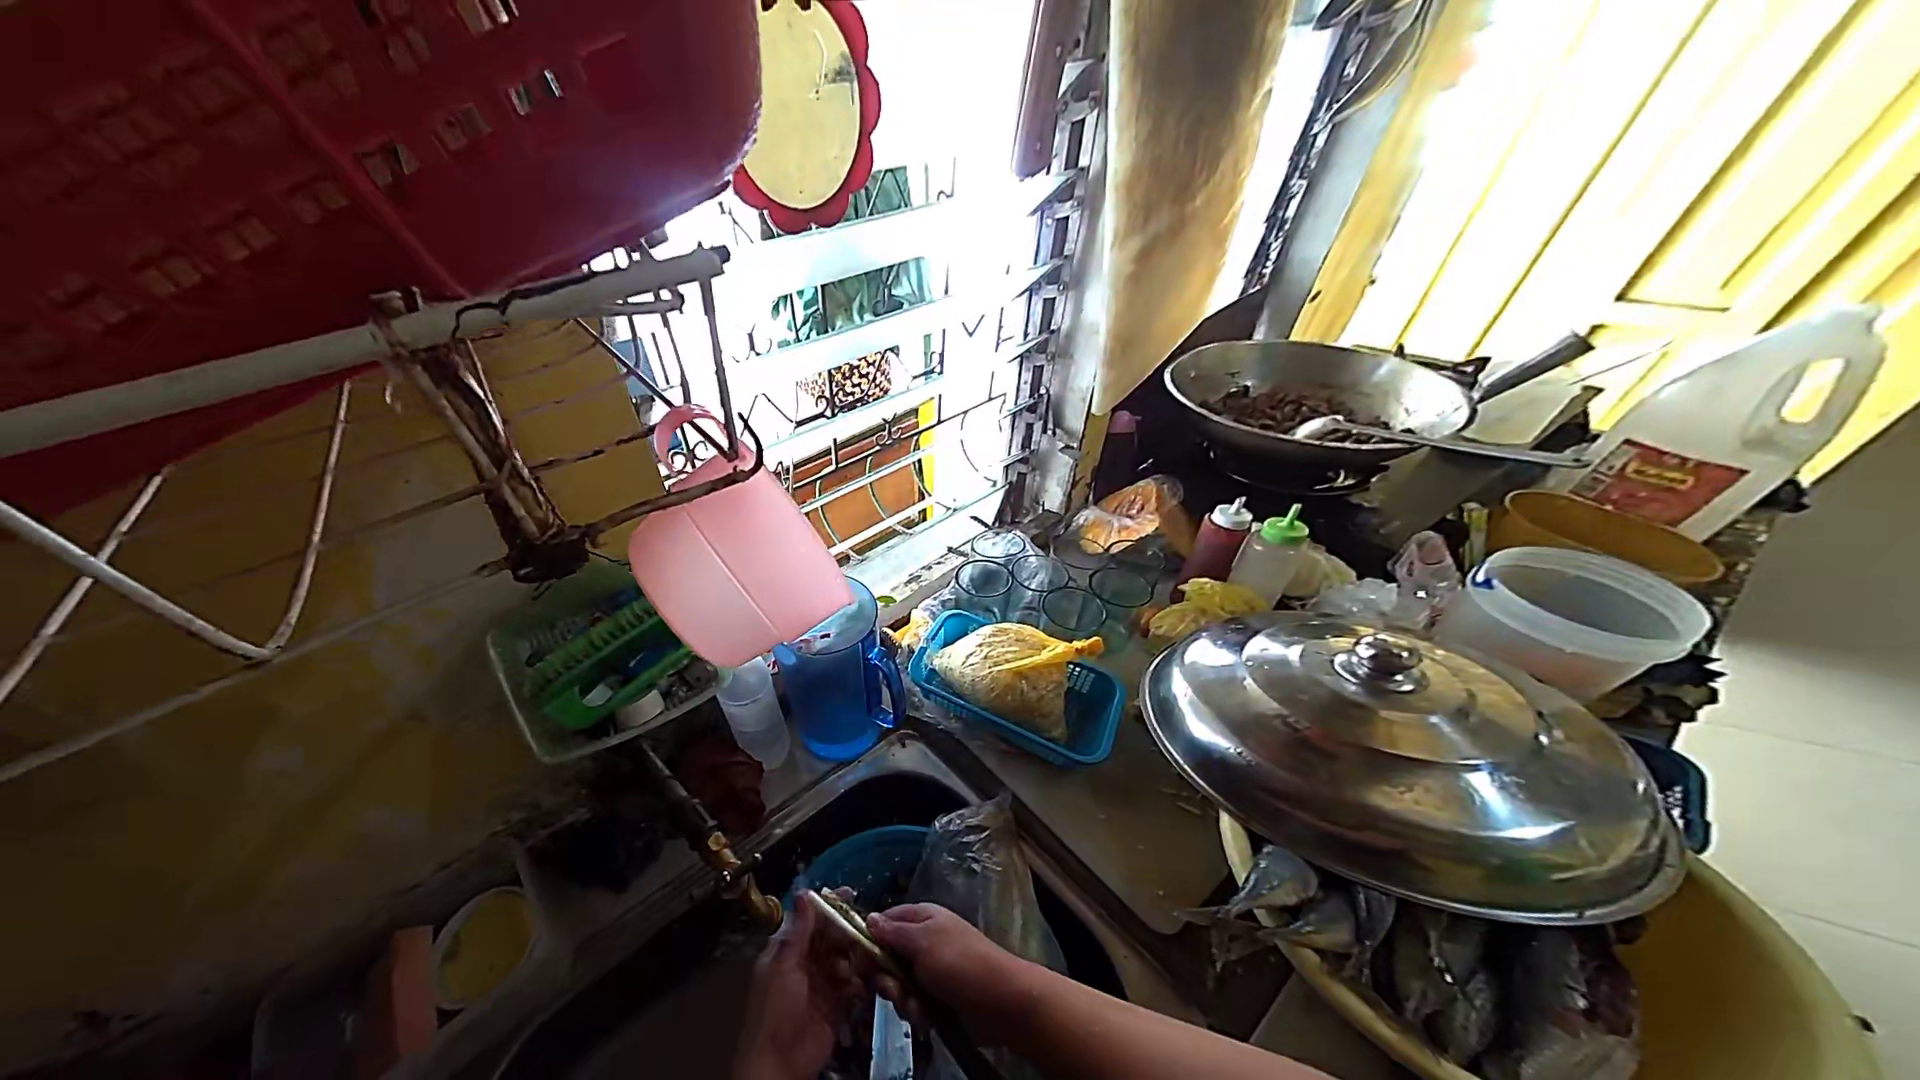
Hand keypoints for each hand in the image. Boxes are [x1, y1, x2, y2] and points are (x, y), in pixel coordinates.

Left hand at [734, 894, 866, 1079]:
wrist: (778, 1066)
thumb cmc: (773, 1013)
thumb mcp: (783, 967)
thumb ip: (798, 932)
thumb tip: (804, 893)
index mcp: (789, 950)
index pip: (812, 919)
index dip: (831, 907)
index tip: (850, 895)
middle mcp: (808, 961)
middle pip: (833, 936)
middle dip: (847, 932)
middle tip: (862, 932)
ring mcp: (824, 982)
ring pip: (846, 957)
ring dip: (854, 957)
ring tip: (856, 964)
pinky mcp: (837, 1003)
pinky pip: (854, 983)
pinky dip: (860, 980)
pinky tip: (861, 982)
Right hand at [865, 903, 1032, 1044]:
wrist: (1001, 1000)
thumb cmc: (960, 963)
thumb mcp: (922, 942)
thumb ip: (893, 932)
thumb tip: (869, 918)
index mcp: (922, 917)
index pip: (884, 923)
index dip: (868, 943)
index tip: (860, 965)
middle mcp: (924, 940)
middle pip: (887, 958)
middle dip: (887, 980)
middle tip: (896, 990)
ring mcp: (931, 970)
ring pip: (898, 985)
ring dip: (904, 1000)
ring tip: (919, 1007)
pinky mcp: (938, 997)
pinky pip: (914, 1004)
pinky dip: (917, 1013)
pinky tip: (928, 1019)